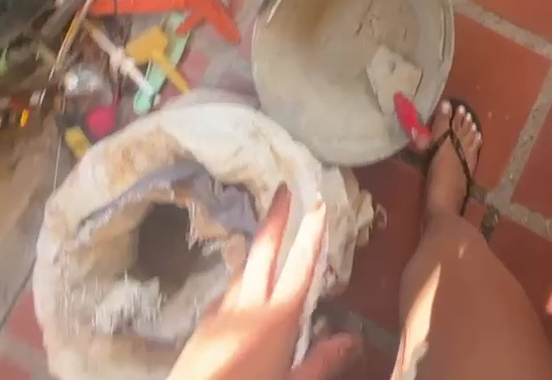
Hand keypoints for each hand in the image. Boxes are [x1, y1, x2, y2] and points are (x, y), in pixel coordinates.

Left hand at [168, 186, 357, 379]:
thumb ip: (321, 362)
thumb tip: (353, 339)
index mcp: (277, 318)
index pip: (300, 266)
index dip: (311, 234)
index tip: (318, 205)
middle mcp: (248, 306)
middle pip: (264, 251)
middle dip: (276, 218)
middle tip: (283, 190)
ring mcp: (219, 314)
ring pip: (242, 272)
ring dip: (256, 252)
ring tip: (266, 240)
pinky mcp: (199, 328)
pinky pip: (224, 297)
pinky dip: (238, 287)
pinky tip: (239, 296)